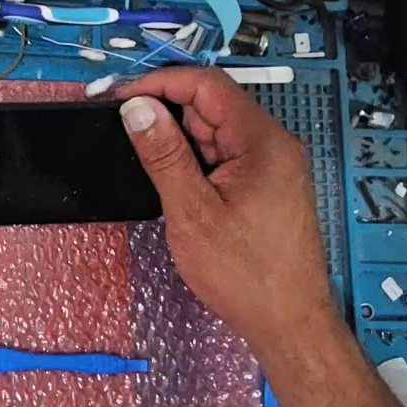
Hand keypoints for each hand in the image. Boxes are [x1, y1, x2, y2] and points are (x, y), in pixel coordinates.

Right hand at [116, 68, 338, 351]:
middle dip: (164, 111)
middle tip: (120, 128)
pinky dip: (192, 161)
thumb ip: (163, 155)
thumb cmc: (244, 273)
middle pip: (211, 106)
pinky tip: (170, 179)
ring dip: (176, 139)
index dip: (159, 83)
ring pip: (213, 133)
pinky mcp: (262, 187)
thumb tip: (136, 108)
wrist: (287, 323)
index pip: (207, 85)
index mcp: (262, 141)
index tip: (119, 97)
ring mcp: (269, 166)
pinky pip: (221, 157)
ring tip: (141, 159)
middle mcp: (271, 145)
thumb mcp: (192, 211)